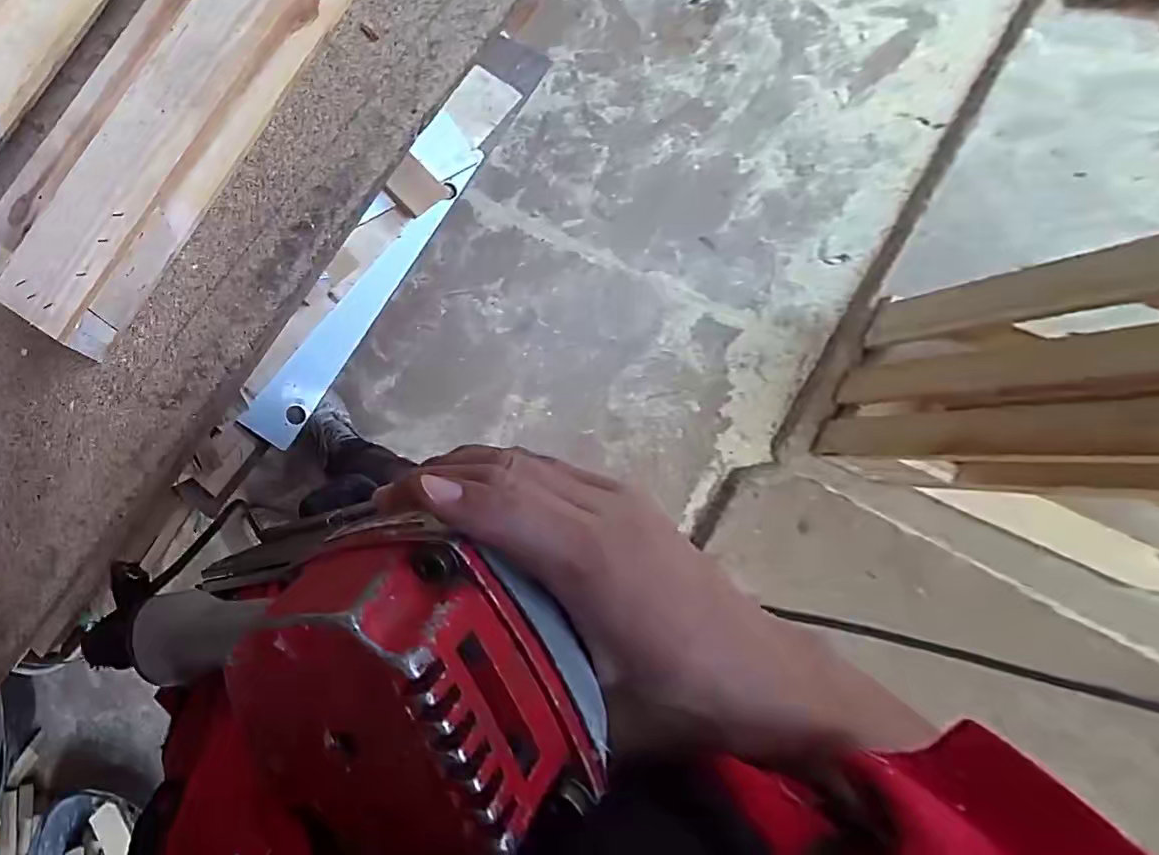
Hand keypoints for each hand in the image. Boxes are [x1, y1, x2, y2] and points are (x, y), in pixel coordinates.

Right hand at [375, 447, 936, 764]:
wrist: (773, 679)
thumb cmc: (679, 697)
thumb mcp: (597, 700)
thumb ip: (526, 660)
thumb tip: (449, 643)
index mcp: (594, 559)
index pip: (502, 503)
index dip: (440, 495)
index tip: (389, 502)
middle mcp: (600, 509)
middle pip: (501, 468)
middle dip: (435, 473)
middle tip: (386, 500)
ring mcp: (611, 494)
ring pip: (517, 458)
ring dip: (460, 465)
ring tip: (418, 491)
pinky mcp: (618, 493)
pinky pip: (539, 464)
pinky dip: (493, 468)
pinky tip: (475, 490)